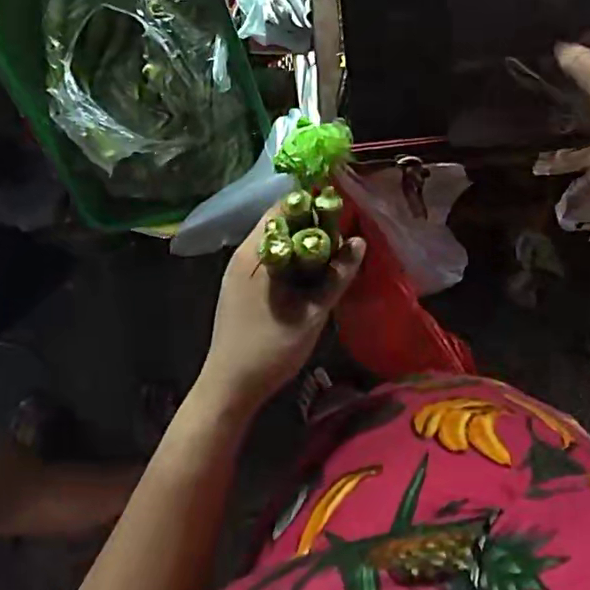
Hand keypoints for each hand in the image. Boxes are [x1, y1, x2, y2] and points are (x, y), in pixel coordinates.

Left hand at [196, 208, 365, 416]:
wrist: (230, 387)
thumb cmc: (270, 349)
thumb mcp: (312, 313)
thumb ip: (337, 276)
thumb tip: (359, 242)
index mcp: (254, 253)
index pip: (283, 208)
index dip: (312, 203)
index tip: (341, 208)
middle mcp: (243, 254)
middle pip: (279, 224)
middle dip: (311, 224)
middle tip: (344, 232)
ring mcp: (238, 271)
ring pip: (275, 243)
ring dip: (302, 243)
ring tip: (334, 251)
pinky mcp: (240, 287)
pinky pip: (270, 260)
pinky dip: (291, 259)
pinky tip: (311, 273)